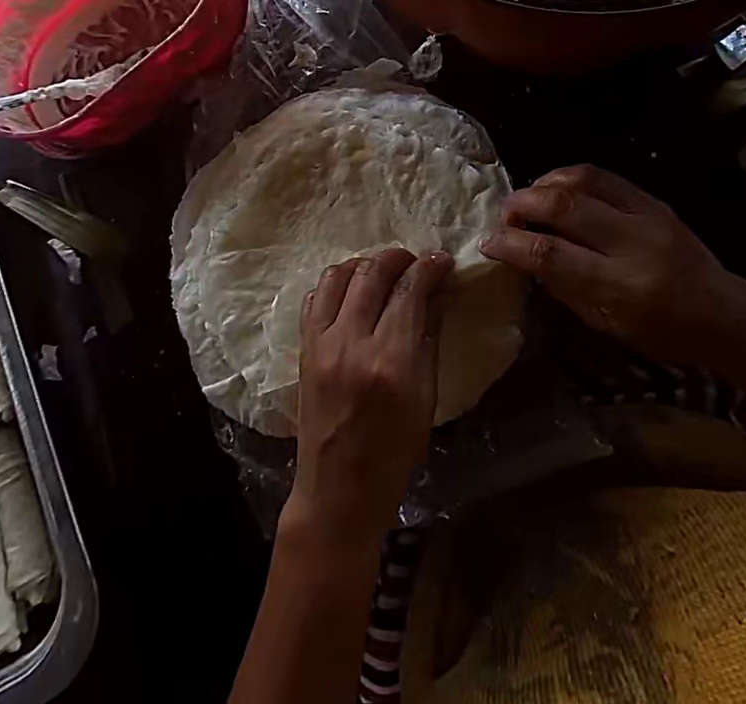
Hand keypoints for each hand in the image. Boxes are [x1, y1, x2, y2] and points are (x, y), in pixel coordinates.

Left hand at [289, 248, 453, 540]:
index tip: (443, 260)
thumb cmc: (393, 454)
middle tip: (415, 260)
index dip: (429, 269)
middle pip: (372, 274)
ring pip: (337, 277)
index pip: (410, 292)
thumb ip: (430, 340)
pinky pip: (313, 298)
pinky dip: (334, 284)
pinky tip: (351, 291)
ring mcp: (320, 343)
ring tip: (383, 270)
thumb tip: (441, 295)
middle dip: (397, 257)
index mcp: (391, 361)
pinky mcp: (303, 348)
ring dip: (363, 264)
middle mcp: (350, 342)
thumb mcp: (425, 400)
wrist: (338, 489)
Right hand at [480, 164, 745, 367]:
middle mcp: (633, 244)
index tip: (488, 242)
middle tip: (505, 214)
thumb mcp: (603, 322)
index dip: (512, 244)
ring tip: (528, 196)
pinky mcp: (654, 201)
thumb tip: (521, 256)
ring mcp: (647, 216)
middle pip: (564, 206)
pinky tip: (555, 188)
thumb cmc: (659, 331)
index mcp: (620, 285)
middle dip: (522, 204)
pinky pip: (604, 177)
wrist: (724, 313)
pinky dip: (570, 178)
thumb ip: (561, 286)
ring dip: (544, 183)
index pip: (552, 254)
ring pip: (584, 180)